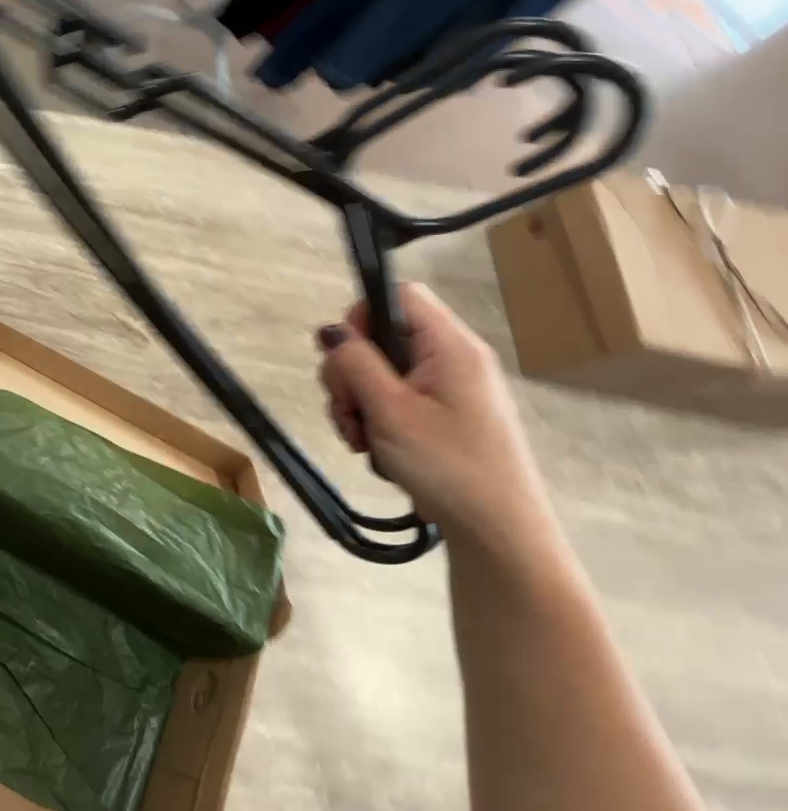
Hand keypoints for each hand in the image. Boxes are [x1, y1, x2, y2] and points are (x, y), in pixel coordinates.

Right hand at [316, 283, 554, 547]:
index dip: (361, 314)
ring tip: (360, 438)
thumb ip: (355, 364)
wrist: (498, 532)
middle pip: (380, 337)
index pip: (398, 295)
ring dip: (356, 400)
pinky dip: (373, 417)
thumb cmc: (448, 466)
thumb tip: (330, 331)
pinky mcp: (442, 415)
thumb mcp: (390, 411)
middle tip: (348, 410)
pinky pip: (392, 398)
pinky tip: (373, 447)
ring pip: (379, 371)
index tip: (344, 355)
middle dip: (349, 371)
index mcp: (450, 347)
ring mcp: (448, 389)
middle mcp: (452, 359)